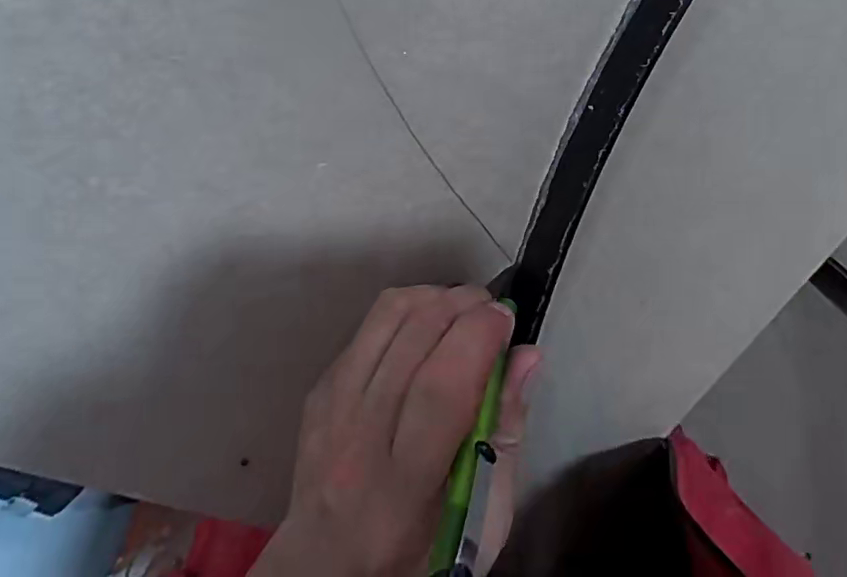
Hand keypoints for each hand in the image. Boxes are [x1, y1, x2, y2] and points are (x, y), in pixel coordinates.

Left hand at [250, 285, 543, 576]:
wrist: (329, 569)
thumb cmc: (422, 553)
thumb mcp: (482, 517)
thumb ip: (506, 432)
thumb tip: (527, 357)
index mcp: (403, 485)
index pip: (440, 387)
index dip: (479, 336)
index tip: (508, 319)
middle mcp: (358, 437)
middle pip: (413, 337)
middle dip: (463, 304)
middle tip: (492, 309)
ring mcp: (332, 407)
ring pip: (387, 315)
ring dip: (434, 297)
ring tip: (461, 310)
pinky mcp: (320, 389)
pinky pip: (368, 326)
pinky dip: (406, 312)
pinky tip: (426, 330)